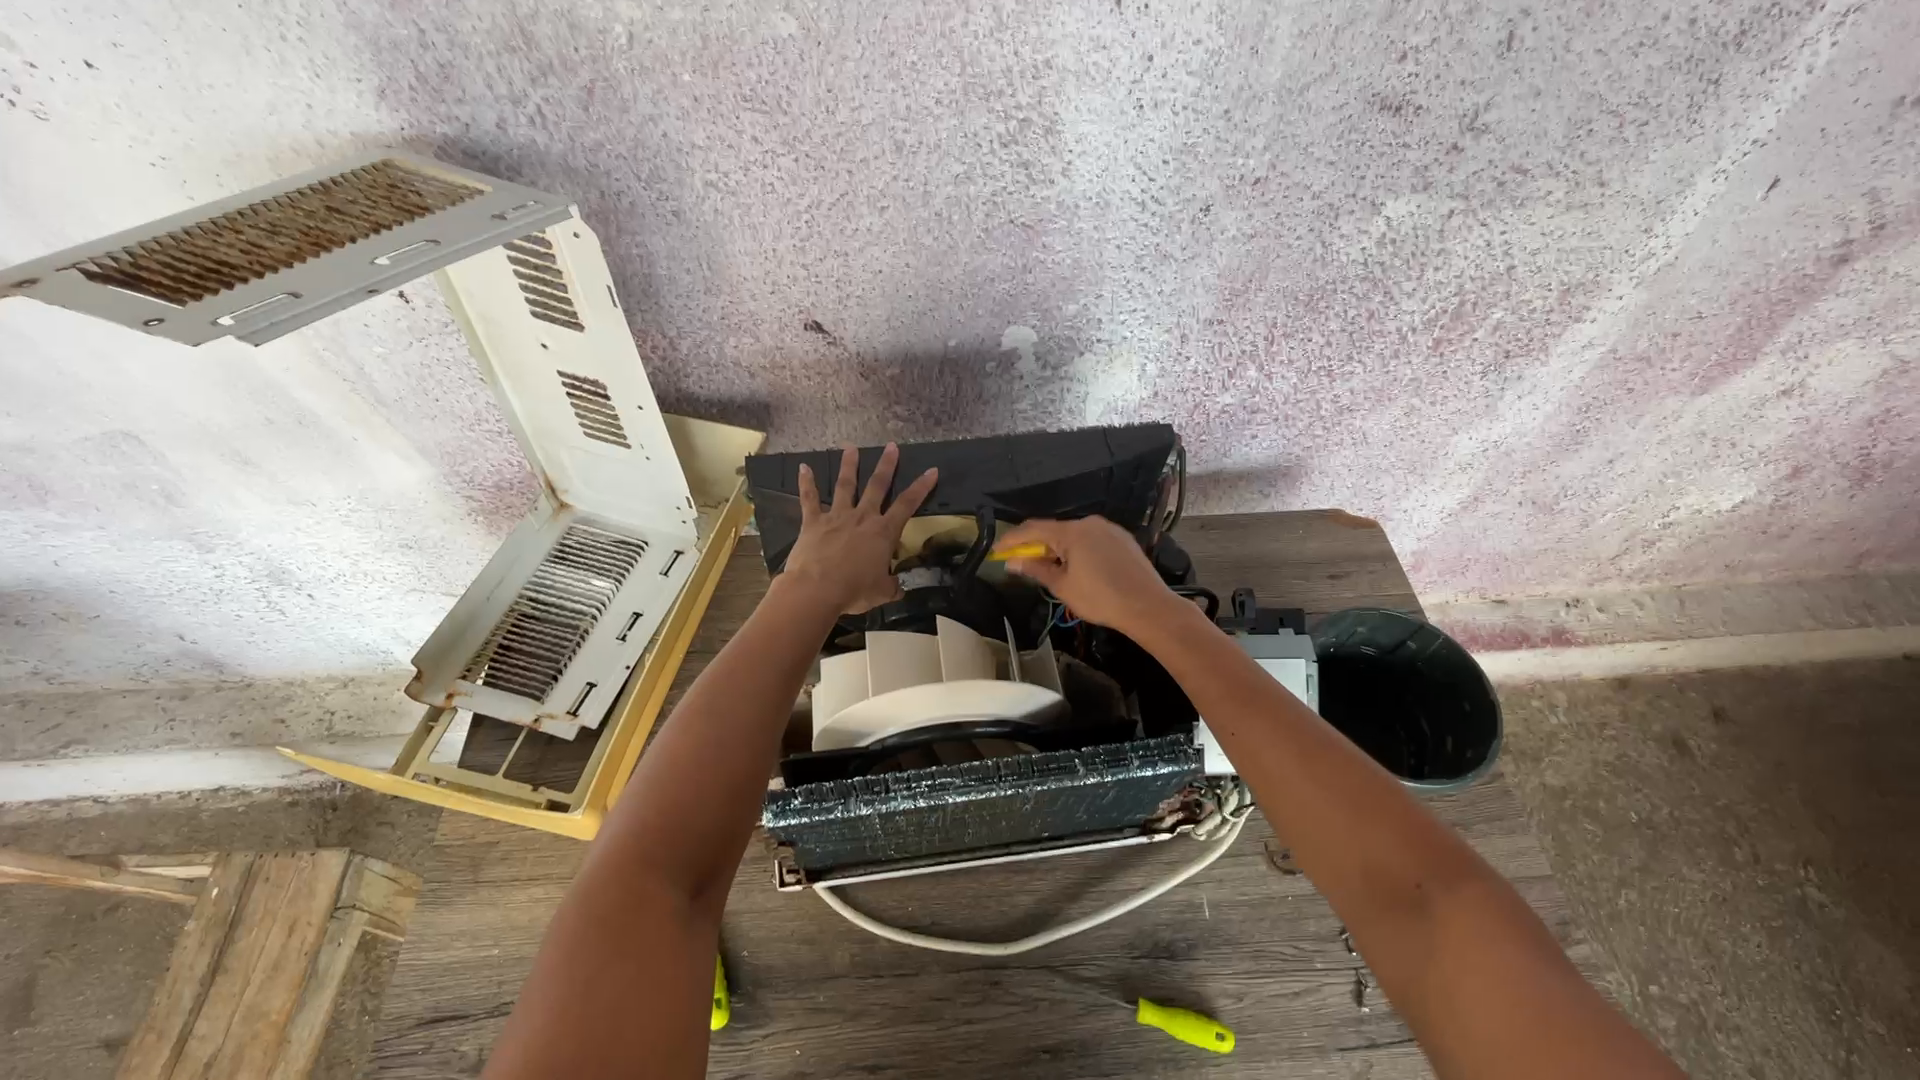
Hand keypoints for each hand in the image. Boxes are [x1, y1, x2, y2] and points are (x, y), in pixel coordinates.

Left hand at [781, 443, 937, 614]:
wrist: (817, 589)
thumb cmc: (854, 591)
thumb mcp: (882, 592)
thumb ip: (892, 586)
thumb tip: (899, 588)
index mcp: (883, 532)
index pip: (908, 505)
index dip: (921, 487)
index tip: (932, 470)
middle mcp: (862, 517)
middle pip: (877, 486)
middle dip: (886, 465)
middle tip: (891, 447)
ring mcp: (837, 516)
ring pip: (845, 485)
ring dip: (849, 466)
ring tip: (851, 447)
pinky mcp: (813, 522)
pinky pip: (810, 499)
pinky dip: (806, 483)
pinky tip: (803, 468)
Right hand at [993, 517, 1188, 638]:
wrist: (1147, 606)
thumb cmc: (1100, 598)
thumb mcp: (1062, 586)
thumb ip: (1036, 569)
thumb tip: (1013, 562)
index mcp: (1072, 532)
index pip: (1033, 529)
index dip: (1012, 540)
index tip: (997, 550)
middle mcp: (1090, 523)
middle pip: (1055, 531)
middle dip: (1036, 545)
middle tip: (1021, 562)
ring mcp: (1109, 529)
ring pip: (1075, 535)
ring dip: (1058, 549)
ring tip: (1049, 568)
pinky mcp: (1123, 539)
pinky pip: (1092, 540)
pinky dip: (1078, 550)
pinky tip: (1077, 567)